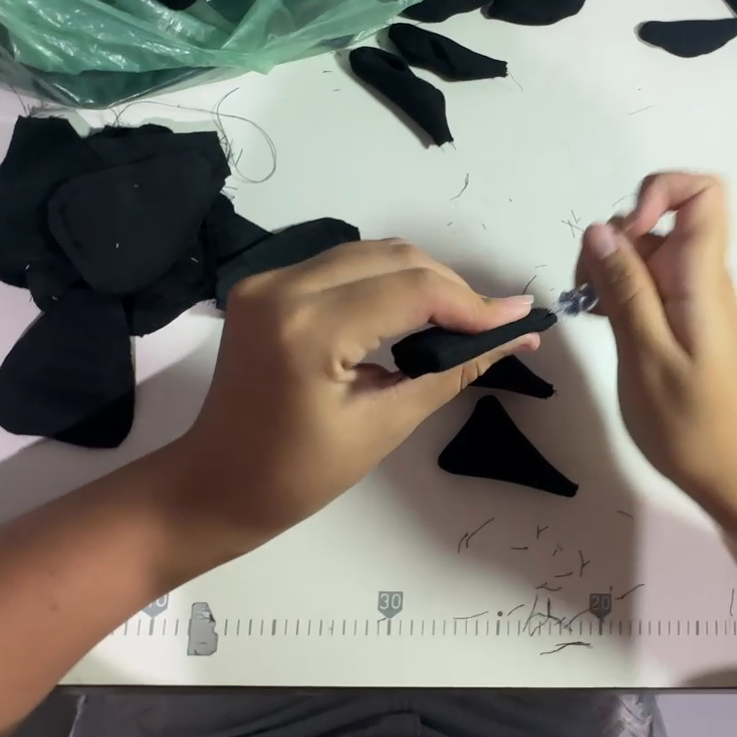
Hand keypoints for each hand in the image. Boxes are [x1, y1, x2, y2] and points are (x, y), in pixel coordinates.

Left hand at [161, 240, 538, 555]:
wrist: (215, 482)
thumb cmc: (297, 475)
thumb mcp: (384, 425)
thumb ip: (451, 371)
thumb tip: (514, 337)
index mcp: (308, 329)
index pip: (412, 291)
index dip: (473, 303)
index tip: (520, 318)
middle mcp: (283, 287)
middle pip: (393, 258)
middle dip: (451, 286)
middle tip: (489, 325)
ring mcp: (268, 280)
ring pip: (370, 253)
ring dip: (421, 278)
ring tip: (456, 319)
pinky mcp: (265, 284)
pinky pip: (343, 265)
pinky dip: (386, 280)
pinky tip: (409, 311)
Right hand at [577, 173, 736, 522]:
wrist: (725, 470)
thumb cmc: (687, 421)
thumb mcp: (646, 352)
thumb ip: (624, 287)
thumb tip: (600, 228)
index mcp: (701, 278)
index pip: (703, 193)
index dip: (658, 194)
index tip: (622, 236)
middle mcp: (701, 276)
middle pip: (660, 219)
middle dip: (614, 240)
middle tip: (588, 289)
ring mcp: (691, 296)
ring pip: (646, 251)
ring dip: (609, 268)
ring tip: (590, 310)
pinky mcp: (680, 317)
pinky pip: (647, 282)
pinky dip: (618, 290)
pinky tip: (601, 318)